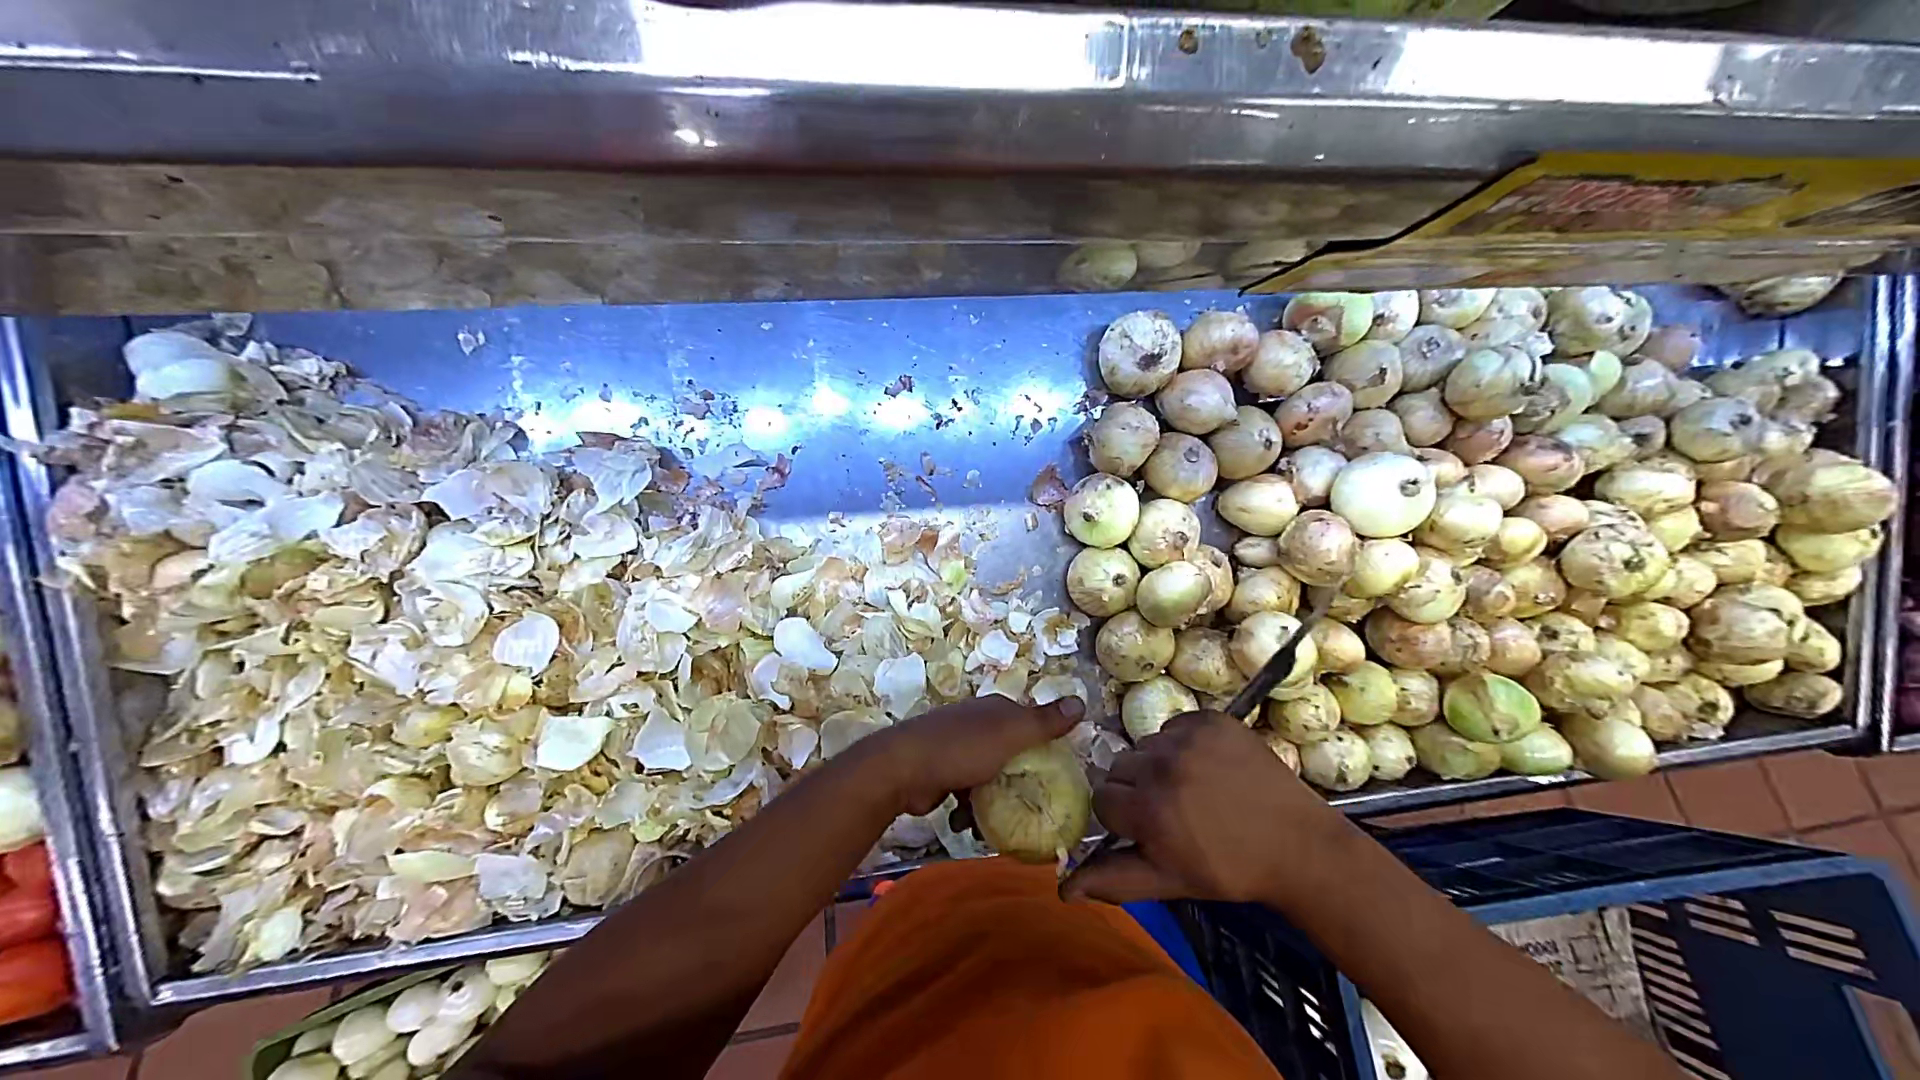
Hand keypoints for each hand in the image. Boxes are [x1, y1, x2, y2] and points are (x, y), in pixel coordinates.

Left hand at [866, 696, 1084, 814]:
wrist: (904, 769)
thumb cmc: (963, 748)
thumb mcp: (1011, 733)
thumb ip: (1045, 722)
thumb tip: (1081, 701)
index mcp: (995, 709)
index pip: (1030, 723)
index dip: (1045, 745)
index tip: (1059, 774)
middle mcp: (976, 724)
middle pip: (1010, 753)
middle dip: (1019, 779)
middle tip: (1034, 806)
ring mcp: (956, 749)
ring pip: (988, 777)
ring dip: (994, 801)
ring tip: (1002, 824)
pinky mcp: (941, 773)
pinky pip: (966, 793)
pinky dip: (970, 810)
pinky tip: (971, 826)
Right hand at [1062, 710, 1353, 904]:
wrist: (1299, 845)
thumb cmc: (1231, 870)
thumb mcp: (1170, 882)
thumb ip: (1114, 879)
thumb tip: (1064, 889)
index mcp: (1149, 810)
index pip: (1103, 799)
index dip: (1123, 816)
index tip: (1149, 828)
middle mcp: (1162, 766)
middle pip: (1121, 768)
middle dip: (1137, 788)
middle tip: (1172, 809)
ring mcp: (1188, 738)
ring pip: (1146, 746)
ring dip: (1158, 765)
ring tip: (1193, 788)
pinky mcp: (1210, 719)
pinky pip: (1174, 725)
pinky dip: (1182, 743)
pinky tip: (1207, 766)